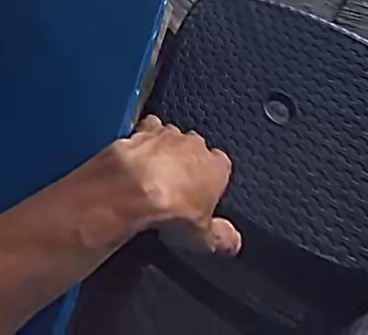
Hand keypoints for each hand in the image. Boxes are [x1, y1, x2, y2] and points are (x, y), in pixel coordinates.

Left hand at [108, 116, 241, 255]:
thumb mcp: (205, 238)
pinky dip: (145, 137)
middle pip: (196, 148)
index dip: (214, 180)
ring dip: (167, 149)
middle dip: (189, 162)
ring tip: (155, 172)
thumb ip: (223, 237)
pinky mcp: (142, 128)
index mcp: (216, 167)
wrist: (134, 187)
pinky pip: (148, 127)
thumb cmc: (174, 211)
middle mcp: (195, 143)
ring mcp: (168, 132)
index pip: (222, 166)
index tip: (205, 195)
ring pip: (172, 136)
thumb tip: (233, 239)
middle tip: (177, 187)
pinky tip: (139, 153)